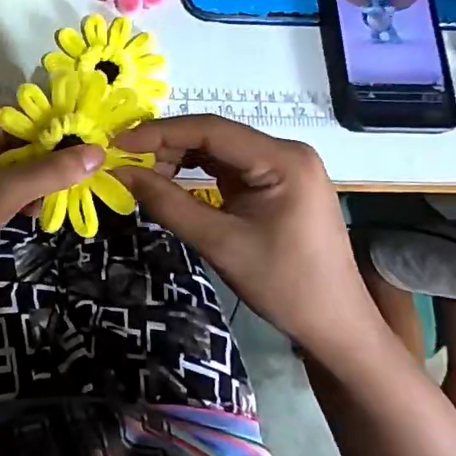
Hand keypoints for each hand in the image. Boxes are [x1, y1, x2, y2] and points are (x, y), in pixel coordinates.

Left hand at [0, 101, 101, 296]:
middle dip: (52, 163)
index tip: (97, 154)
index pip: (32, 116)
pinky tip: (36, 212)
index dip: (65, 135)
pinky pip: (1, 182)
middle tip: (87, 182)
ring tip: (63, 202)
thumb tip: (98, 151)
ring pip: (16, 164)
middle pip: (26, 140)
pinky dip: (19, 195)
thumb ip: (52, 171)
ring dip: (38, 183)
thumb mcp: (4, 192)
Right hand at [115, 115, 377, 359]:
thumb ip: (168, 204)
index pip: (211, 129)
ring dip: (180, 160)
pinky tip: (171, 183)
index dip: (160, 133)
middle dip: (167, 147)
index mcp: (282, 158)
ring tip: (142, 176)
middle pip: (215, 136)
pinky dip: (198, 175)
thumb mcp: (220, 243)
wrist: (335, 325)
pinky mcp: (277, 184)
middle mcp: (286, 152)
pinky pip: (230, 170)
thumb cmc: (284, 285)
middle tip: (124, 163)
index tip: (119, 143)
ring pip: (219, 152)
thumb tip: (121, 173)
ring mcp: (283, 167)